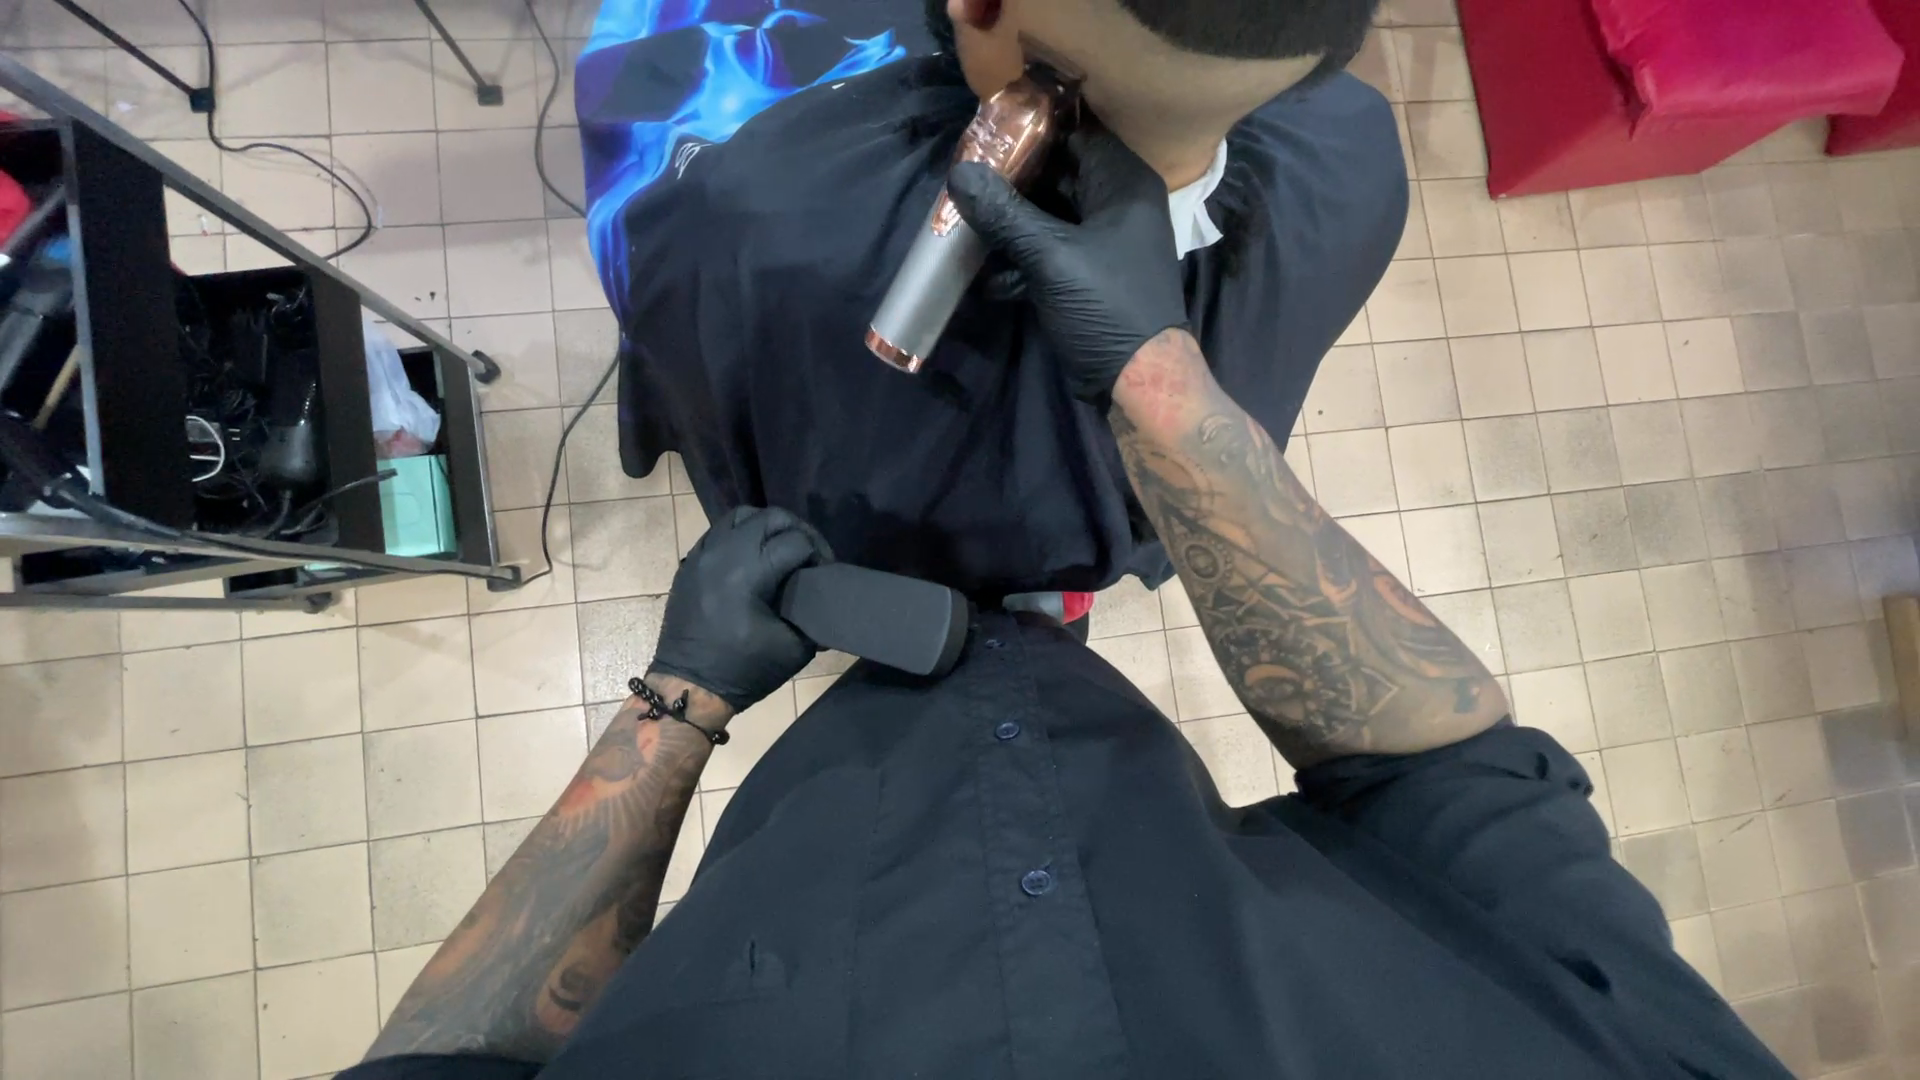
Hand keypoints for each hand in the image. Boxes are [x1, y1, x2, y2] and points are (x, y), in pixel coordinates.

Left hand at [648, 506, 832, 712]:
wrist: (689, 687)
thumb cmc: (744, 670)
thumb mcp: (795, 649)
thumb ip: (814, 614)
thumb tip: (826, 595)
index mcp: (750, 574)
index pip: (797, 541)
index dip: (819, 554)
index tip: (825, 574)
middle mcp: (724, 554)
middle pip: (771, 517)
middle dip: (798, 531)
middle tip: (809, 554)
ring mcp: (703, 555)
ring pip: (741, 516)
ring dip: (767, 527)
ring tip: (780, 549)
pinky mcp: (690, 563)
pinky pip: (719, 532)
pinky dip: (741, 536)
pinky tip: (753, 558)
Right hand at [946, 126, 1187, 405]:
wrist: (1137, 378)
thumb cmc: (1104, 306)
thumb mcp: (1051, 257)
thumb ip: (1005, 214)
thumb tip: (959, 175)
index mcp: (1123, 183)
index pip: (1075, 133)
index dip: (1031, 130)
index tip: (986, 134)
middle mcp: (1117, 204)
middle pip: (1058, 175)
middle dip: (1012, 183)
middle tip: (966, 183)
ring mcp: (1104, 242)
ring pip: (1050, 217)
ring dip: (1011, 227)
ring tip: (969, 231)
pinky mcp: (1089, 276)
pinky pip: (1052, 252)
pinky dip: (1023, 260)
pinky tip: (990, 278)